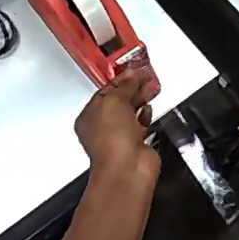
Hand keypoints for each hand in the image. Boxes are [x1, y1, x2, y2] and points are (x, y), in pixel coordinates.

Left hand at [74, 70, 159, 186]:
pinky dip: (144, 115)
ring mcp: (118, 137)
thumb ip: (124, 86)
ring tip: (150, 87)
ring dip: (140, 99)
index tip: (132, 71)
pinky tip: (148, 108)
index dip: (119, 80)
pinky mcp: (135, 144)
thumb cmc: (111, 140)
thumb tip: (132, 76)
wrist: (128, 168)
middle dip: (131, 88)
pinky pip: (140, 125)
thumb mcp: (115, 101)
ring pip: (130, 112)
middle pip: (117, 101)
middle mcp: (102, 127)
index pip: (104, 92)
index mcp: (88, 116)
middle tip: (144, 76)